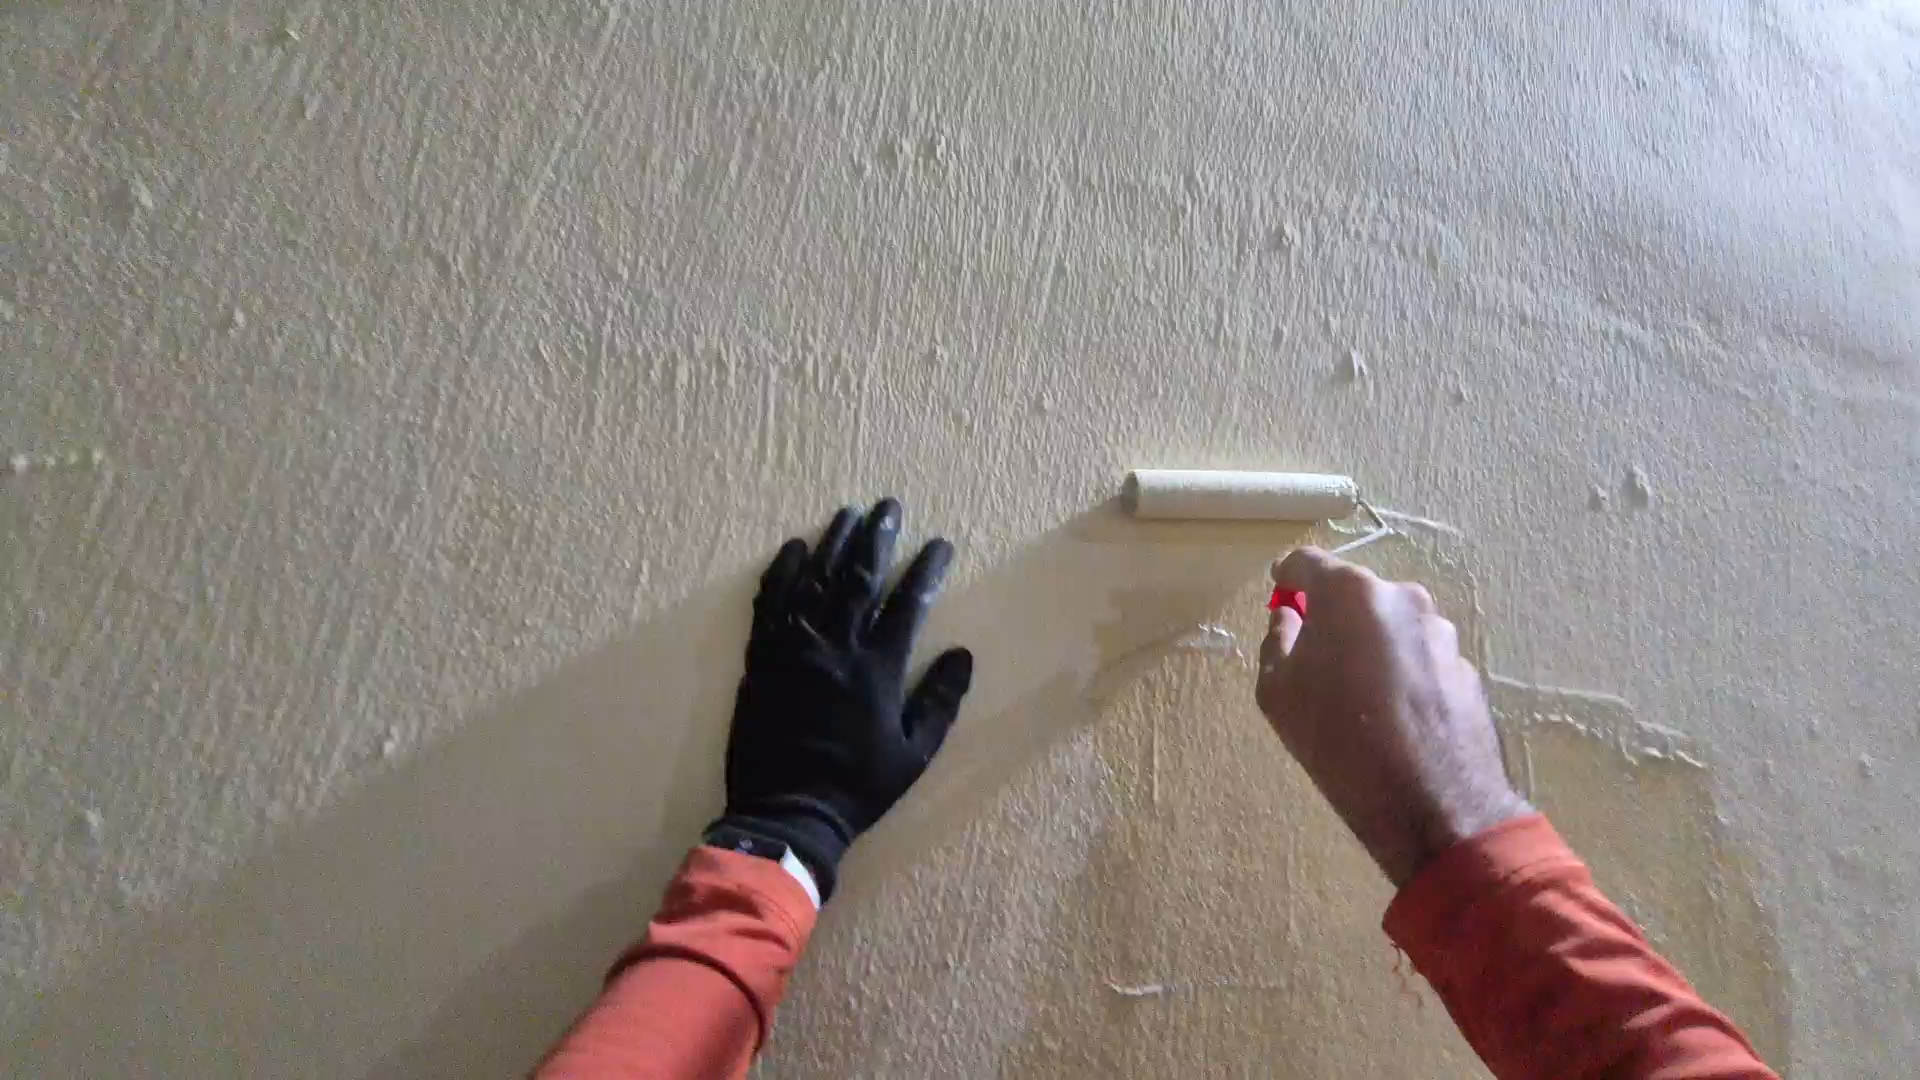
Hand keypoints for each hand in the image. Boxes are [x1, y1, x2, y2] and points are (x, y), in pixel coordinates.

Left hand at [714, 498, 972, 901]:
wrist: (787, 812)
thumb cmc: (858, 786)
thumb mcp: (915, 753)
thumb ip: (940, 700)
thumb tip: (964, 653)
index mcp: (878, 668)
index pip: (908, 602)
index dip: (927, 569)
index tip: (940, 545)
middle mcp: (837, 646)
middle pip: (859, 577)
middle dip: (877, 537)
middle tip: (888, 506)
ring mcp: (794, 647)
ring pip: (816, 580)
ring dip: (833, 542)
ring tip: (848, 513)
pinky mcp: (761, 657)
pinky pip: (770, 603)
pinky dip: (782, 571)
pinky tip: (793, 546)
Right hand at [1255, 547, 1529, 887]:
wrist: (1430, 802)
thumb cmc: (1334, 736)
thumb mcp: (1275, 688)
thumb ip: (1277, 639)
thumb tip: (1290, 617)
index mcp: (1350, 593)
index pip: (1307, 561)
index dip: (1286, 575)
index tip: (1278, 592)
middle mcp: (1402, 599)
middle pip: (1353, 593)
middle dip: (1330, 613)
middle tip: (1312, 653)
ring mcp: (1441, 633)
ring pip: (1388, 624)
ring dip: (1367, 642)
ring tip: (1354, 691)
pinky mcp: (1465, 668)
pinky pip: (1417, 655)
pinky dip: (1398, 670)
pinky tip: (1390, 713)